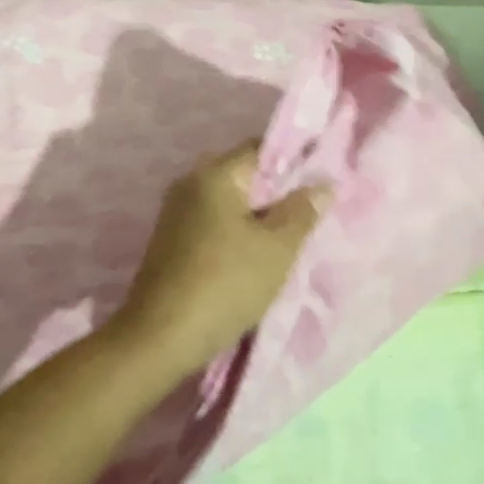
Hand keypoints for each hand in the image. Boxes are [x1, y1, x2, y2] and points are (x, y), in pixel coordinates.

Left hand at [111, 142, 330, 373]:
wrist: (162, 335)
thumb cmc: (226, 284)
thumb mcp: (276, 249)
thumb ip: (301, 212)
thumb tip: (321, 184)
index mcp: (213, 174)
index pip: (260, 149)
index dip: (295, 161)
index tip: (322, 184)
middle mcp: (189, 183)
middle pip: (244, 176)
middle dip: (277, 193)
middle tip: (312, 216)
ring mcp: (176, 213)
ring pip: (229, 203)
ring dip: (258, 217)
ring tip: (290, 241)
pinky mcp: (171, 241)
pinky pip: (213, 224)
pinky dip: (237, 234)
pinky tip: (256, 259)